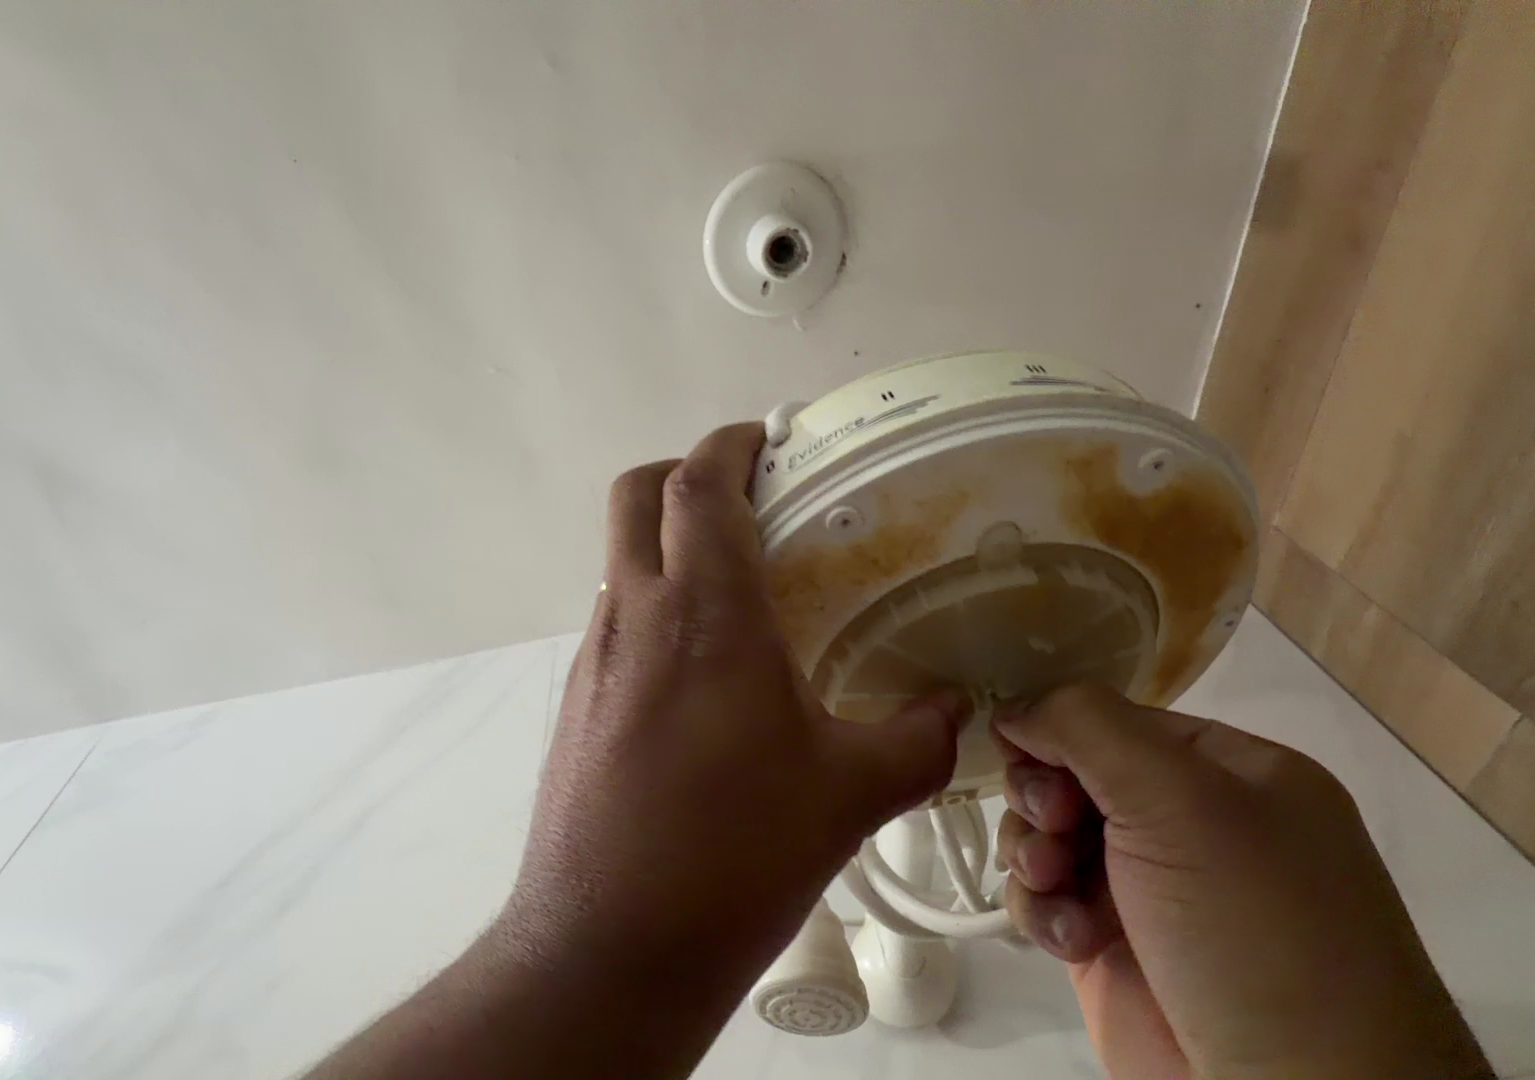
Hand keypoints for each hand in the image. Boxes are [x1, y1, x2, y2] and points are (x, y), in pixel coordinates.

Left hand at [500, 422, 965, 986]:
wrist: (608, 945)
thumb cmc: (732, 855)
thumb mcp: (849, 795)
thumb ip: (917, 740)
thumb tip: (956, 711)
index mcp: (704, 614)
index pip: (699, 485)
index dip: (730, 444)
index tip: (767, 438)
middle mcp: (636, 616)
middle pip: (635, 494)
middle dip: (685, 472)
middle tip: (747, 497)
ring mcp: (595, 658)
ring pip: (621, 557)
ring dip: (667, 542)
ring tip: (736, 585)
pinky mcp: (578, 702)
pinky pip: (616, 618)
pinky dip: (654, 604)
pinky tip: (703, 668)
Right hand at [994, 684, 1490, 1079]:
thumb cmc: (1252, 929)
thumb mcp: (1180, 800)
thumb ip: (1086, 726)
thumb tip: (1012, 705)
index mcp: (1229, 773)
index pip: (1114, 720)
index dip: (1058, 728)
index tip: (1024, 753)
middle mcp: (1187, 823)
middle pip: (1071, 773)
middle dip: (1042, 795)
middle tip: (1051, 825)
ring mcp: (1146, 886)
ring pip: (1046, 833)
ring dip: (1033, 853)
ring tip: (1051, 886)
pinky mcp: (1110, 944)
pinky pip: (1045, 897)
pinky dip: (1041, 910)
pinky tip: (1068, 939)